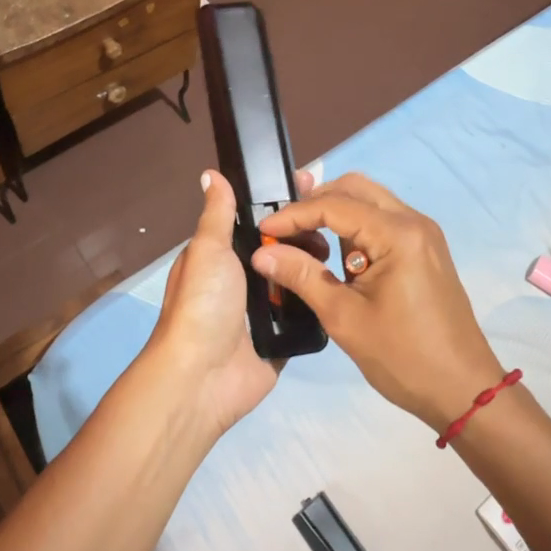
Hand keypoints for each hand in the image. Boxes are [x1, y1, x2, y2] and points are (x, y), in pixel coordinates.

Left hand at [146, 170, 327, 436]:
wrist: (202, 376)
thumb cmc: (202, 304)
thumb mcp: (207, 250)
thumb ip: (217, 213)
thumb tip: (210, 173)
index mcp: (224, 255)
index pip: (260, 219)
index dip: (284, 201)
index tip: (314, 181)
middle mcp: (245, 278)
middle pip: (283, 247)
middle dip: (308, 233)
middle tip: (339, 217)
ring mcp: (265, 310)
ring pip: (299, 278)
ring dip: (318, 266)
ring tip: (348, 248)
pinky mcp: (282, 338)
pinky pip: (307, 315)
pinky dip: (320, 302)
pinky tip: (348, 284)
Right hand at [253, 174, 503, 432]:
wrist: (464, 391)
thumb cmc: (403, 357)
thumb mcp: (344, 318)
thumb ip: (302, 276)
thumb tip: (261, 252)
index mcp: (398, 234)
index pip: (334, 206)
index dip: (294, 215)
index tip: (262, 229)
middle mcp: (413, 221)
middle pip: (354, 189)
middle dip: (315, 203)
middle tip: (284, 229)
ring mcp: (423, 234)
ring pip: (369, 202)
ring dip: (335, 214)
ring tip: (304, 242)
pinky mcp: (424, 250)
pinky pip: (382, 221)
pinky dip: (354, 229)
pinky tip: (334, 255)